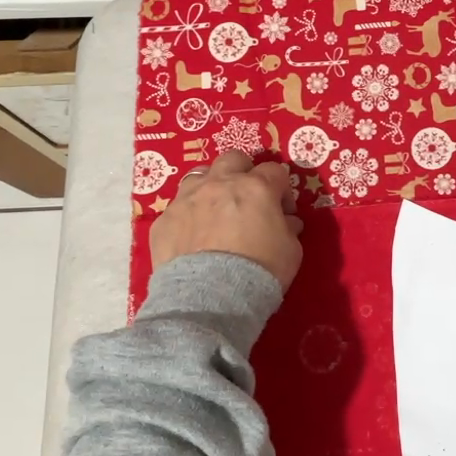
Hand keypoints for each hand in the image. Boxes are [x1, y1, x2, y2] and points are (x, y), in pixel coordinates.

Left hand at [149, 152, 303, 288]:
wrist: (212, 296)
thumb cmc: (261, 269)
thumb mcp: (291, 251)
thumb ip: (289, 229)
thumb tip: (287, 221)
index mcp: (256, 188)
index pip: (275, 171)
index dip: (282, 189)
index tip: (283, 210)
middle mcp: (220, 184)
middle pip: (233, 159)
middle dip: (243, 172)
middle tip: (248, 198)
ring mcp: (187, 199)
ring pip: (199, 175)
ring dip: (211, 187)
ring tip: (215, 211)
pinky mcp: (164, 220)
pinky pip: (177, 207)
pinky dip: (189, 216)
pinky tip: (193, 237)